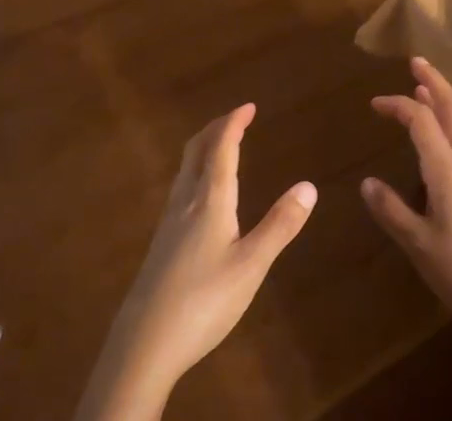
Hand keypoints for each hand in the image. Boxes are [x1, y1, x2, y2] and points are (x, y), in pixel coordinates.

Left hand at [75, 104, 315, 420]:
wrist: (143, 344)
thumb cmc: (203, 302)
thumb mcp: (251, 266)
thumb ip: (280, 226)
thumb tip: (309, 185)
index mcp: (209, 201)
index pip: (221, 149)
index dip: (234, 124)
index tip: (248, 106)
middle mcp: (185, 204)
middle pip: (196, 152)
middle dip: (215, 129)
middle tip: (236, 118)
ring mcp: (167, 224)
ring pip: (184, 171)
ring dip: (203, 149)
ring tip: (221, 147)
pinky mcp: (160, 245)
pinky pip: (180, 191)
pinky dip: (196, 174)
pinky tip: (202, 197)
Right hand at [362, 57, 451, 345]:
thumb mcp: (419, 245)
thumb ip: (392, 210)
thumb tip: (367, 183)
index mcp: (448, 170)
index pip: (420, 120)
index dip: (397, 105)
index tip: (374, 104)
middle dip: (433, 82)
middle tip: (415, 61)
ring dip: (443, 100)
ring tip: (424, 89)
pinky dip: (451, 125)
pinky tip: (442, 139)